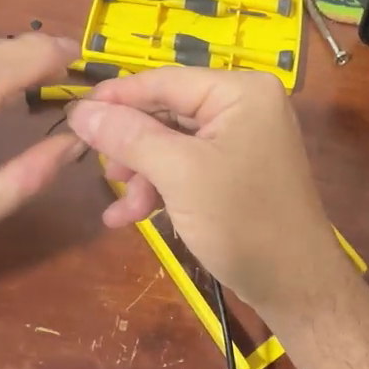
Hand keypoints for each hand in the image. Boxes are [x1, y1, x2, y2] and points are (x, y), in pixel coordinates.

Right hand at [66, 69, 351, 316]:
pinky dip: (161, 185)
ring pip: (173, 141)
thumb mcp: (179, 174)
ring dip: (142, 170)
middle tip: (97, 165)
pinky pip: (188, 164)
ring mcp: (243, 137)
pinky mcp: (237, 168)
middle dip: (131, 142)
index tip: (73, 112)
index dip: (117, 96)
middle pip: (168, 110)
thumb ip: (128, 137)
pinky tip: (130, 215)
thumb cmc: (242, 221)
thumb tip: (79, 110)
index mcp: (241, 90)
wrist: (296, 288)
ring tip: (120, 200)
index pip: (165, 80)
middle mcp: (244, 104)